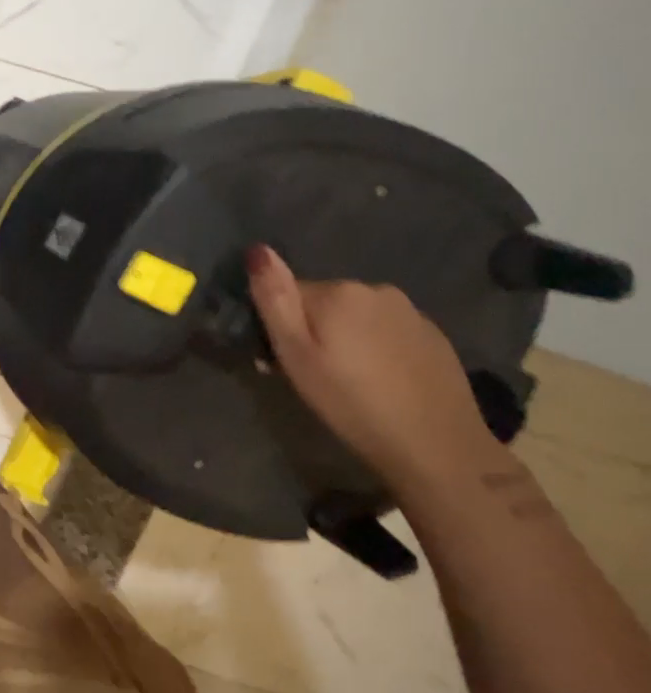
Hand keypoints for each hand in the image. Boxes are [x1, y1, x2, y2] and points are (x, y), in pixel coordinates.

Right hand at [246, 244, 493, 477]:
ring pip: (355, 315)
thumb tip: (257, 249)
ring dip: (343, 336)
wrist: (434, 443)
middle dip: (311, 328)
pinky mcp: (432, 335)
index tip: (279, 359)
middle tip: (310, 372)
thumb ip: (275, 299)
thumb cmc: (349, 400)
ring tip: (345, 378)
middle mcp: (376, 290)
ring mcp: (410, 312)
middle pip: (323, 302)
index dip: (277, 325)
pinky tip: (378, 379)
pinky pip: (385, 330)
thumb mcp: (295, 353)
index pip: (287, 293)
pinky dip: (374, 347)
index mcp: (338, 292)